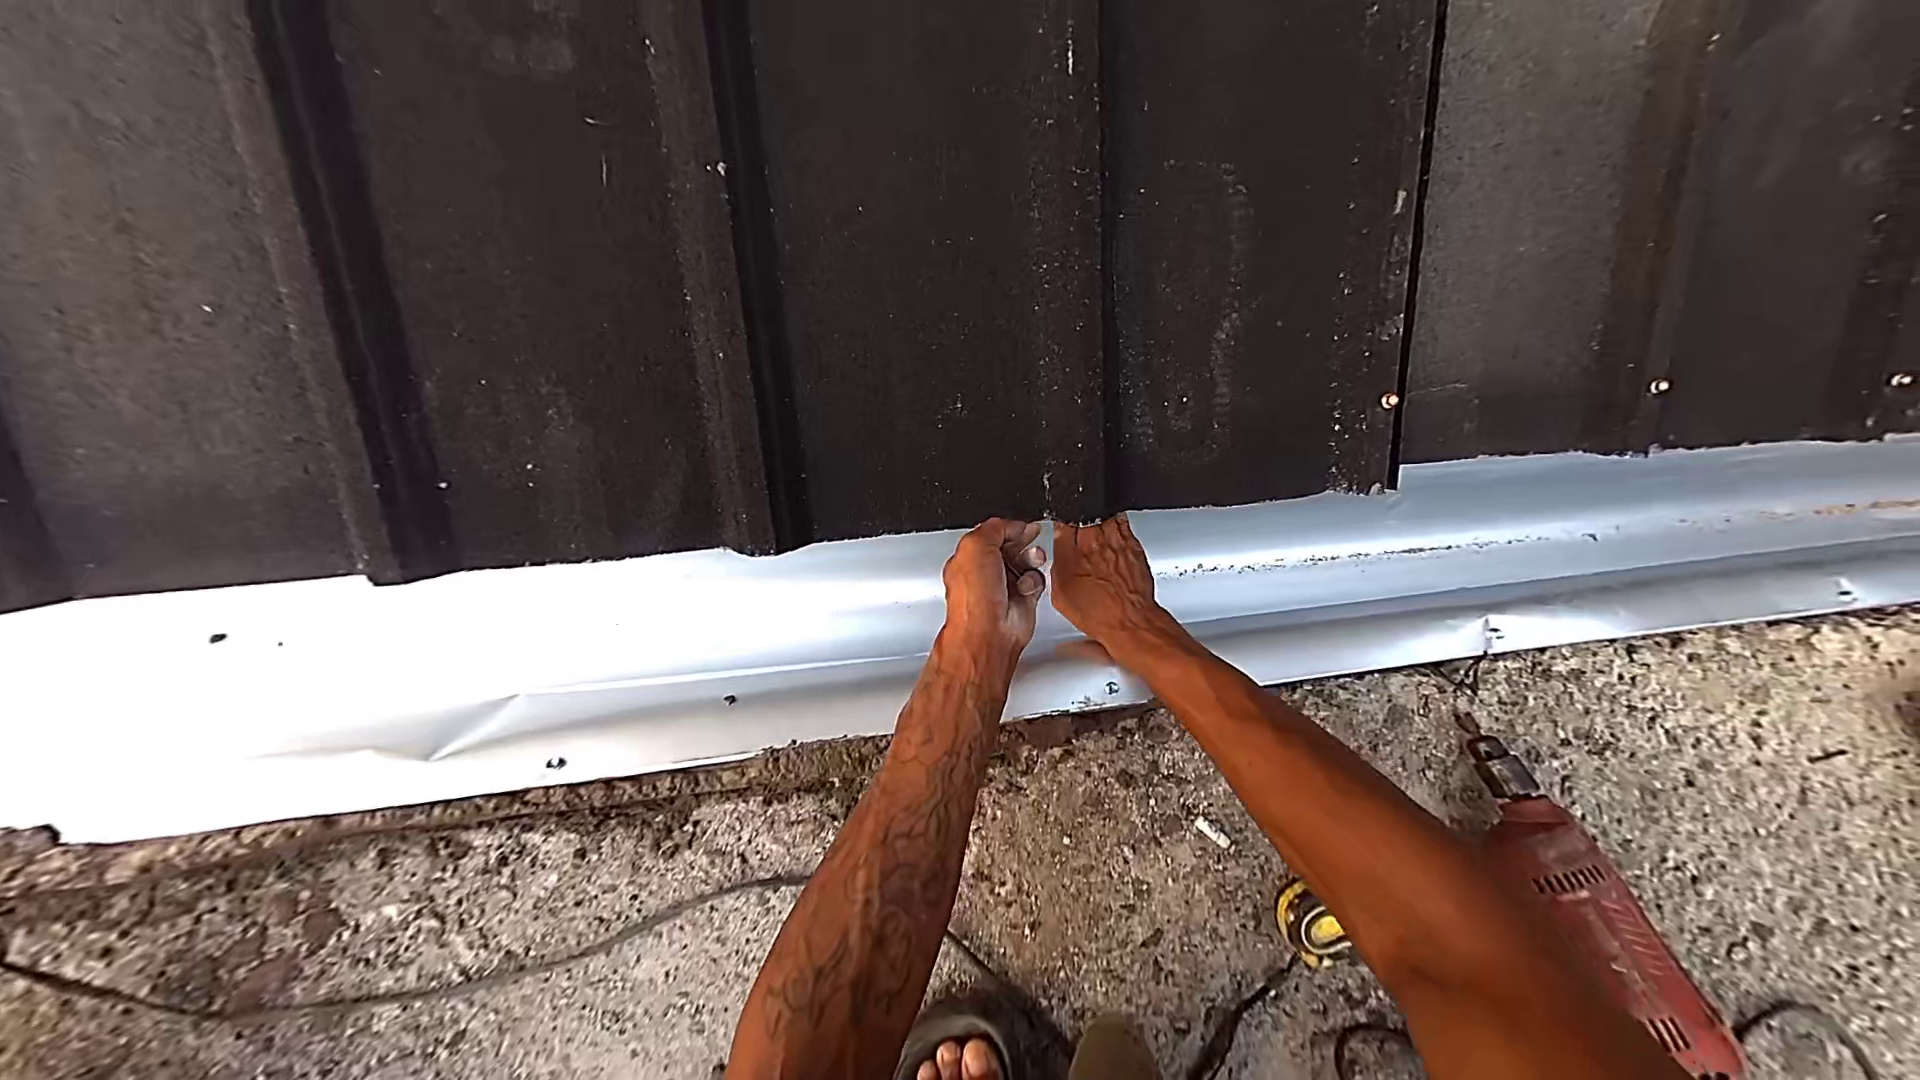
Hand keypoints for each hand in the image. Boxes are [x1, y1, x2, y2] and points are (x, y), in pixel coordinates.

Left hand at [940, 518, 1047, 659]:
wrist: (988, 632)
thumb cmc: (974, 598)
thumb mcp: (977, 545)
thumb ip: (995, 528)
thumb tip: (1014, 525)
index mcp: (969, 558)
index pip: (991, 534)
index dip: (1007, 527)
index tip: (1021, 525)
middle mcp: (985, 572)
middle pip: (1011, 545)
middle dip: (1023, 540)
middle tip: (1030, 537)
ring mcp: (1005, 586)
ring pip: (1027, 560)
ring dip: (1031, 558)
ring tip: (1030, 561)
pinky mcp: (1023, 598)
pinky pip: (1037, 579)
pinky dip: (1034, 580)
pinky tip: (1025, 587)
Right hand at [1051, 514, 1174, 657]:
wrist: (1131, 622)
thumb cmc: (1098, 613)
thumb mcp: (1061, 594)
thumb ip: (1057, 564)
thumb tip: (1057, 544)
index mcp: (1071, 553)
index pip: (1062, 521)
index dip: (1060, 521)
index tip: (1061, 527)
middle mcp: (1094, 543)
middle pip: (1083, 513)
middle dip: (1079, 518)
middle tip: (1077, 530)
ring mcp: (1116, 541)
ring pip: (1104, 513)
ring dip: (1097, 519)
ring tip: (1094, 534)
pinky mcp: (1134, 545)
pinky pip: (1122, 523)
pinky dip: (1115, 526)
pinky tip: (1110, 538)